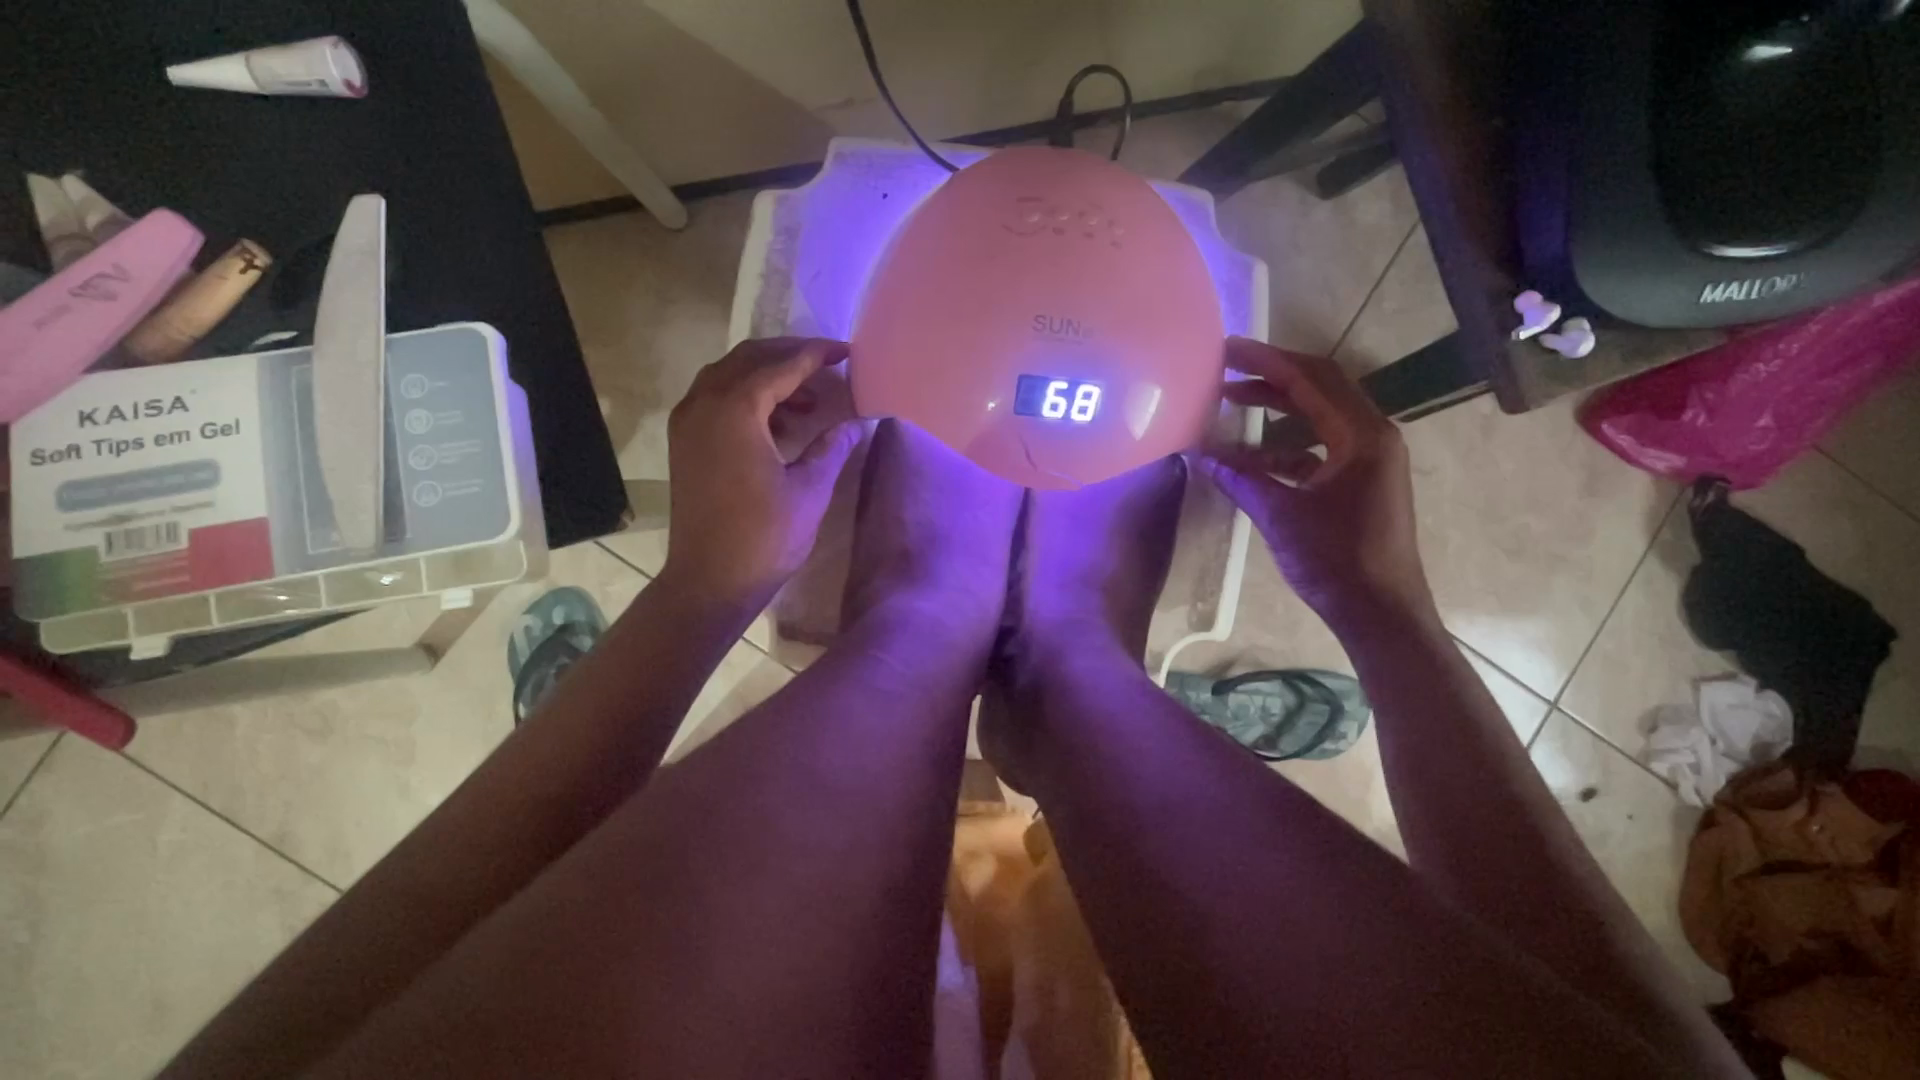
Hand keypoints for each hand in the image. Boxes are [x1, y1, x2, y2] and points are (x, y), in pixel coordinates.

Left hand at [662, 338, 861, 609]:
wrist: (709, 581)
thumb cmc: (764, 537)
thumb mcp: (809, 490)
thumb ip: (831, 447)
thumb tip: (853, 424)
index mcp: (735, 409)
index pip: (781, 365)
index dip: (817, 355)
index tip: (847, 352)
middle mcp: (704, 403)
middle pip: (750, 359)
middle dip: (790, 356)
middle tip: (828, 366)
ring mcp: (688, 422)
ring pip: (729, 376)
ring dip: (768, 377)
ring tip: (810, 401)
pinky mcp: (684, 442)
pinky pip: (715, 399)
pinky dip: (747, 398)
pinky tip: (779, 424)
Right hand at [1197, 338, 1436, 630]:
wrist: (1381, 613)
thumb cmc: (1337, 562)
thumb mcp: (1281, 516)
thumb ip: (1241, 479)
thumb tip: (1201, 455)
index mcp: (1362, 435)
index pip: (1311, 379)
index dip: (1266, 360)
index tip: (1226, 349)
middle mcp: (1372, 435)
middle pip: (1319, 387)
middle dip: (1271, 375)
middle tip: (1225, 367)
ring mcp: (1370, 459)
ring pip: (1319, 416)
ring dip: (1277, 409)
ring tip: (1230, 404)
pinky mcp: (1361, 481)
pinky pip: (1320, 447)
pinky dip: (1285, 446)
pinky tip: (1249, 458)